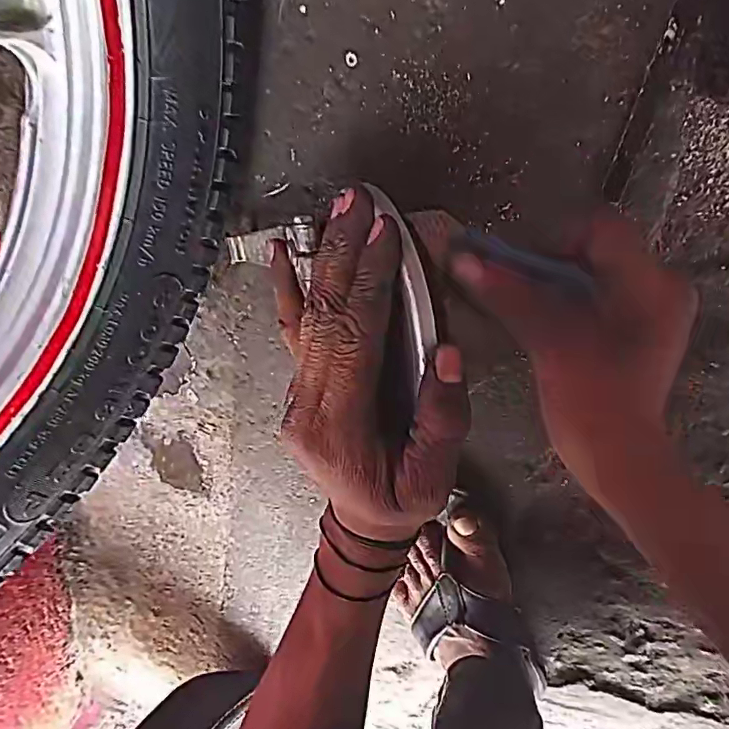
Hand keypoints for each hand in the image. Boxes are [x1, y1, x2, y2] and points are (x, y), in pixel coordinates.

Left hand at [271, 186, 469, 541]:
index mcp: (340, 426)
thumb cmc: (398, 503)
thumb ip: (441, 420)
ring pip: (307, 313)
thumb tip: (446, 357)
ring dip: (322, 256)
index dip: (373, 282)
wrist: (360, 524)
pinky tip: (282, 253)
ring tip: (335, 211)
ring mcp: (299, 393)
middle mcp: (310, 405)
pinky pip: (290, 329)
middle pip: (326, 315)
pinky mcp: (302, 384)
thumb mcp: (431, 478)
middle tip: (359, 204)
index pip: (356, 338)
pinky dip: (286, 287)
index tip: (386, 236)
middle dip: (345, 253)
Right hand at [424, 208, 694, 497]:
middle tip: (520, 287)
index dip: (553, 239)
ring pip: (598, 274)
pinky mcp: (646, 331)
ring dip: (559, 284)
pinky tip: (552, 322)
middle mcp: (663, 288)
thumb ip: (510, 294)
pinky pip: (605, 297)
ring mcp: (658, 311)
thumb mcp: (549, 340)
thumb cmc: (591, 403)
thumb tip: (465, 261)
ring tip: (533, 308)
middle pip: (598, 250)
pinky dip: (574, 301)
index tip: (521, 268)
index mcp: (651, 283)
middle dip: (552, 264)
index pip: (600, 227)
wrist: (618, 456)